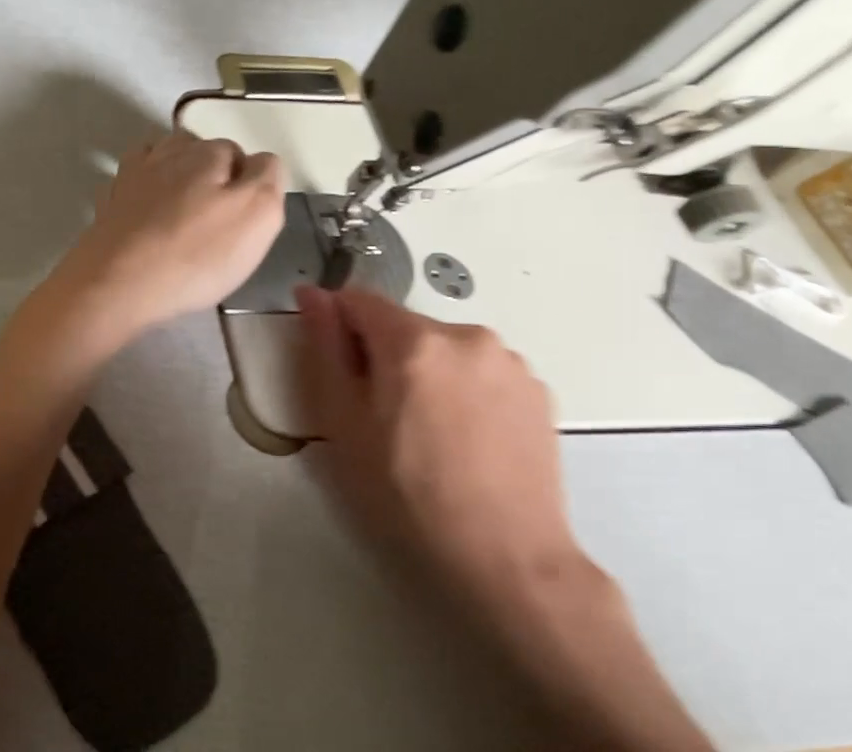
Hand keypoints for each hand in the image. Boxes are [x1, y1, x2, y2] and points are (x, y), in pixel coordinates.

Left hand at [47, 133, 283, 337]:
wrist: (116, 284)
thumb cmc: (195, 254)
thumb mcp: (257, 214)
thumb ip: (267, 178)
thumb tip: (261, 161)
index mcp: (204, 152)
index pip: (237, 152)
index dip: (246, 184)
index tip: (243, 221)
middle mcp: (164, 154)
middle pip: (196, 153)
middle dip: (210, 178)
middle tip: (216, 224)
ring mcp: (129, 177)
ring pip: (160, 164)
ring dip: (174, 182)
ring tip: (184, 221)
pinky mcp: (107, 204)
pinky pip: (132, 190)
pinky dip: (143, 199)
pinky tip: (149, 223)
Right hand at [294, 286, 588, 601]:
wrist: (505, 555)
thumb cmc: (406, 493)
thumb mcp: (344, 423)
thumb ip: (325, 348)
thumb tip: (312, 295)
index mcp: (414, 341)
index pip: (359, 300)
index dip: (337, 325)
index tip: (335, 365)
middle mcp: (467, 336)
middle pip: (405, 327)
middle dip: (385, 356)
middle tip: (380, 415)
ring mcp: (511, 362)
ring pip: (446, 350)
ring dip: (427, 372)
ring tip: (428, 433)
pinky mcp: (539, 391)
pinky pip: (483, 373)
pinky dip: (466, 391)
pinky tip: (465, 440)